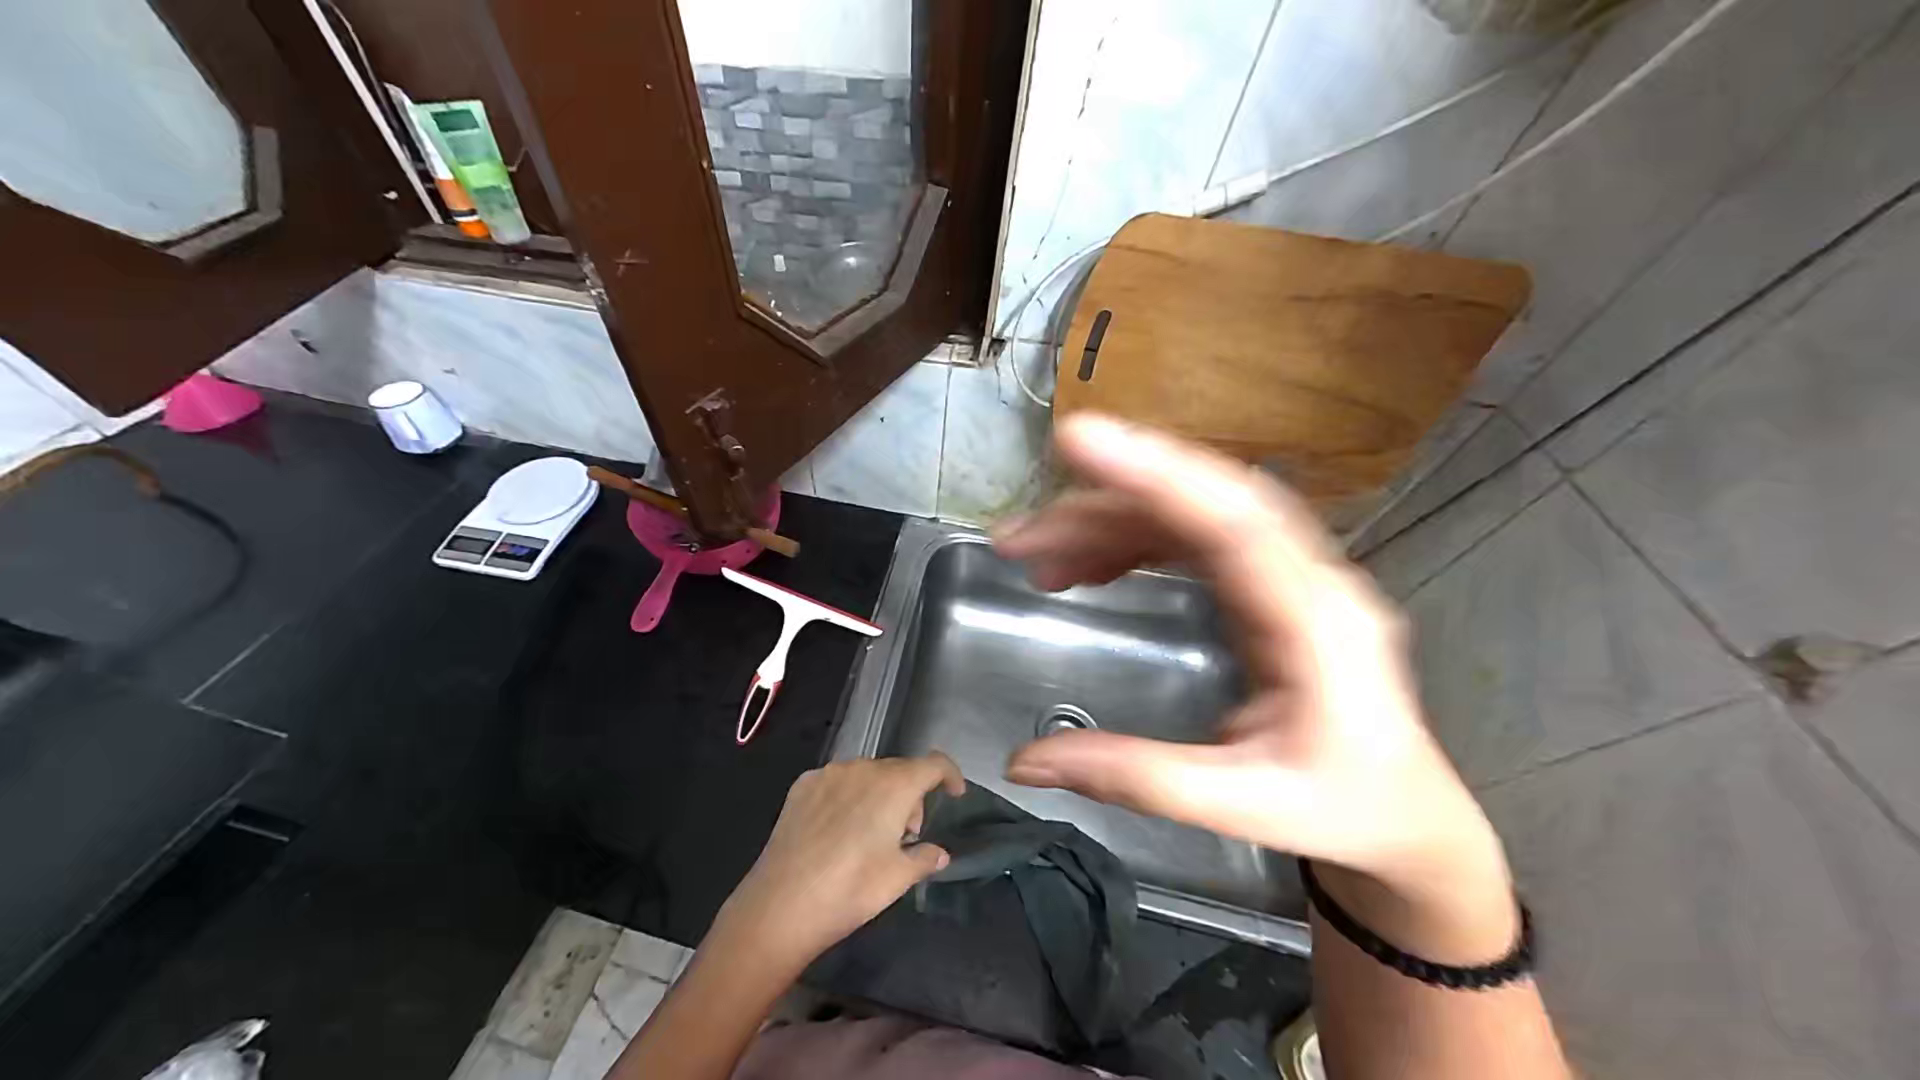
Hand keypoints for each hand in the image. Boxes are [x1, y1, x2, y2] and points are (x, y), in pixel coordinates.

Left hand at [713, 754, 964, 969]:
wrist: (780, 905)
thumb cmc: (851, 891)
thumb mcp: (898, 879)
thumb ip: (925, 858)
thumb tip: (938, 853)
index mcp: (894, 785)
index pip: (934, 764)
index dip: (949, 775)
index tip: (954, 794)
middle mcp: (863, 768)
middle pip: (899, 770)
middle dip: (911, 796)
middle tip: (907, 836)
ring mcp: (828, 774)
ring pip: (867, 775)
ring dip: (879, 795)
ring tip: (871, 835)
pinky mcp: (802, 786)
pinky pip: (837, 782)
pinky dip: (848, 797)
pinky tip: (838, 831)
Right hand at [995, 414, 1514, 960]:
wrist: (1407, 817)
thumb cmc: (1343, 809)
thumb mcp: (1242, 804)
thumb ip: (1137, 778)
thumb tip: (1027, 762)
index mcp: (1317, 622)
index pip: (1237, 522)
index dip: (1157, 471)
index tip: (1079, 440)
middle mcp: (1304, 577)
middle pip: (1200, 506)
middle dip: (1104, 502)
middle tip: (1019, 535)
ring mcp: (1284, 575)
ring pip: (1186, 516)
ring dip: (1105, 524)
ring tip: (1033, 555)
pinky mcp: (1263, 585)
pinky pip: (1188, 539)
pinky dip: (1127, 542)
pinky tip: (1082, 566)